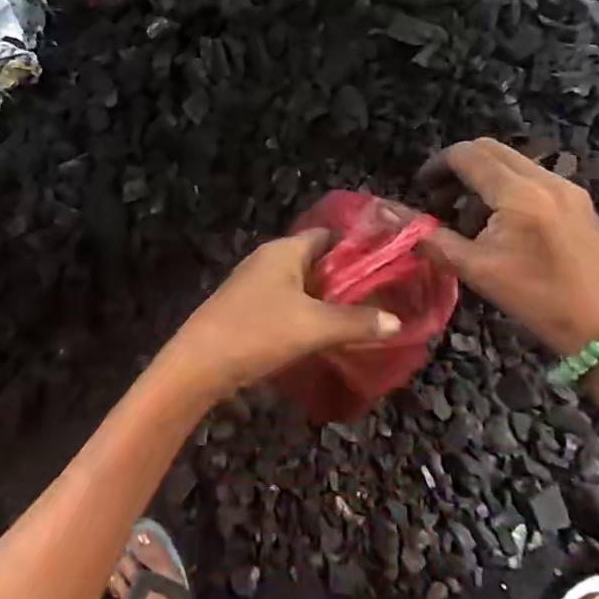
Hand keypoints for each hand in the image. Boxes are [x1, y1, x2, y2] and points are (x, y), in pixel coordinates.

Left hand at [161, 230, 401, 402]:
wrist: (201, 362)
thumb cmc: (258, 332)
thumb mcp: (315, 326)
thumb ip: (358, 322)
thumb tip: (397, 321)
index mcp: (283, 250)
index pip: (329, 236)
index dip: (359, 248)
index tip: (391, 267)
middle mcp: (270, 260)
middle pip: (319, 262)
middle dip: (349, 281)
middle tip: (387, 300)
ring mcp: (257, 285)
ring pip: (305, 287)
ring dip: (331, 302)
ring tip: (368, 321)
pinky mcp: (251, 309)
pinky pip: (291, 306)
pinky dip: (312, 316)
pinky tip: (331, 336)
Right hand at [414, 138, 598, 355]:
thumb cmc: (533, 297)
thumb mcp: (472, 268)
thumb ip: (430, 237)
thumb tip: (395, 218)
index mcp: (519, 195)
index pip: (468, 155)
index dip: (438, 165)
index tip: (421, 186)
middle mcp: (546, 180)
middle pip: (490, 150)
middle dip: (458, 167)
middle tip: (439, 195)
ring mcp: (567, 188)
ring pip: (510, 161)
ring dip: (481, 177)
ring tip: (467, 214)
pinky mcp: (577, 200)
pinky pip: (531, 176)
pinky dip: (505, 186)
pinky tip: (499, 221)